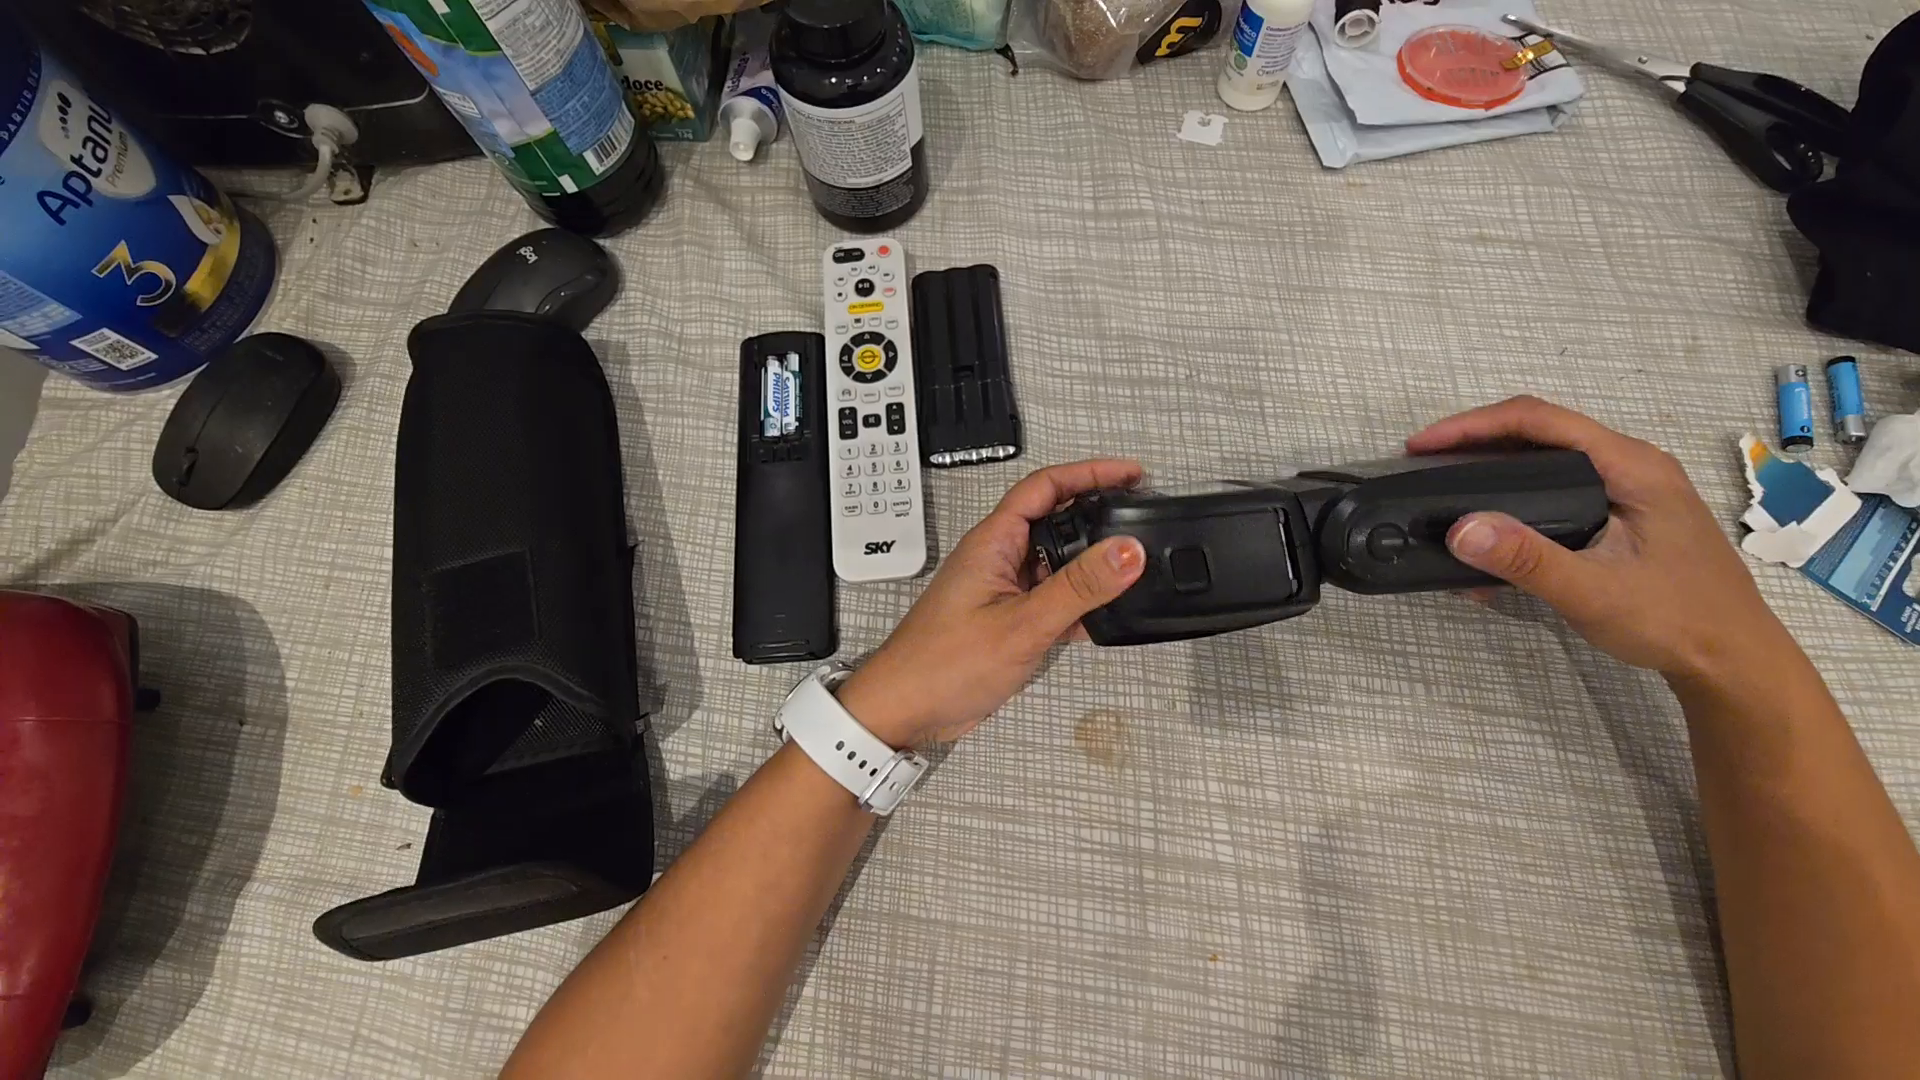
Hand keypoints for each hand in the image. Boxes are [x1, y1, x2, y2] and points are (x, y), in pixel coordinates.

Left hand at [836, 460, 1148, 746]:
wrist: (905, 709)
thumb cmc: (941, 664)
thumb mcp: (1022, 623)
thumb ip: (1078, 587)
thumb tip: (1127, 551)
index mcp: (993, 541)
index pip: (1045, 486)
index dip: (1090, 472)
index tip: (1132, 473)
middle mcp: (998, 557)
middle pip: (1054, 517)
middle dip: (1097, 510)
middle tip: (1140, 511)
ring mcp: (1002, 588)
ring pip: (1056, 560)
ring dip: (1091, 560)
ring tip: (1132, 562)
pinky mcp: (1007, 618)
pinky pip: (1050, 597)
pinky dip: (1079, 601)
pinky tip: (1104, 616)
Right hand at [1406, 396, 1784, 680]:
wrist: (1732, 661)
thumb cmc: (1675, 621)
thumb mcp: (1594, 592)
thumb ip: (1528, 560)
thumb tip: (1460, 529)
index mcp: (1630, 467)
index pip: (1539, 420)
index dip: (1471, 425)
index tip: (1420, 446)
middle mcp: (1628, 466)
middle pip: (1537, 432)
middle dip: (1471, 441)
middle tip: (1420, 465)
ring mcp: (1623, 490)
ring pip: (1541, 460)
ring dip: (1486, 468)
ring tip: (1440, 487)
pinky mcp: (1615, 515)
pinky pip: (1550, 488)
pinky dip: (1507, 496)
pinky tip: (1481, 528)